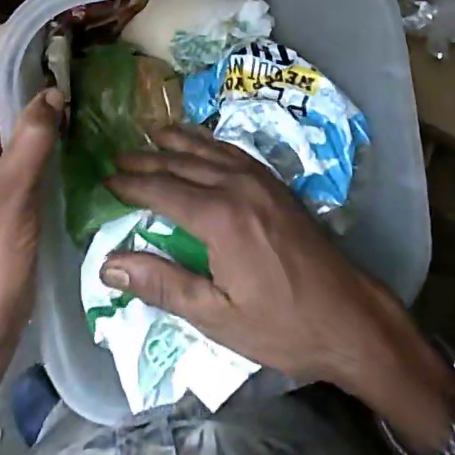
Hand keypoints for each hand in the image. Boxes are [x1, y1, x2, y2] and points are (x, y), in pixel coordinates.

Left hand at [0, 28, 63, 353]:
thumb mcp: (10, 192)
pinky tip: (65, 114)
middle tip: (57, 48)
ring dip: (31, 101)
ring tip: (66, 72)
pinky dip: (38, 128)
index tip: (21, 26)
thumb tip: (54, 91)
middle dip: (17, 74)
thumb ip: (33, 135)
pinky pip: (16, 144)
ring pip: (3, 120)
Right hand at [101, 126, 454, 454]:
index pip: (161, 190)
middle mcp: (236, 186)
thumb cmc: (279, 324)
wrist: (349, 315)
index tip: (105, 178)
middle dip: (148, 159)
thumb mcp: (215, 316)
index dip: (131, 184)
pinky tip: (204, 143)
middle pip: (182, 164)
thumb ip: (161, 284)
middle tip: (118, 154)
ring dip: (178, 140)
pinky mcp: (276, 184)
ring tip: (152, 130)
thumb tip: (108, 264)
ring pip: (209, 150)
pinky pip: (234, 151)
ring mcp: (260, 180)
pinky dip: (210, 142)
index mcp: (218, 216)